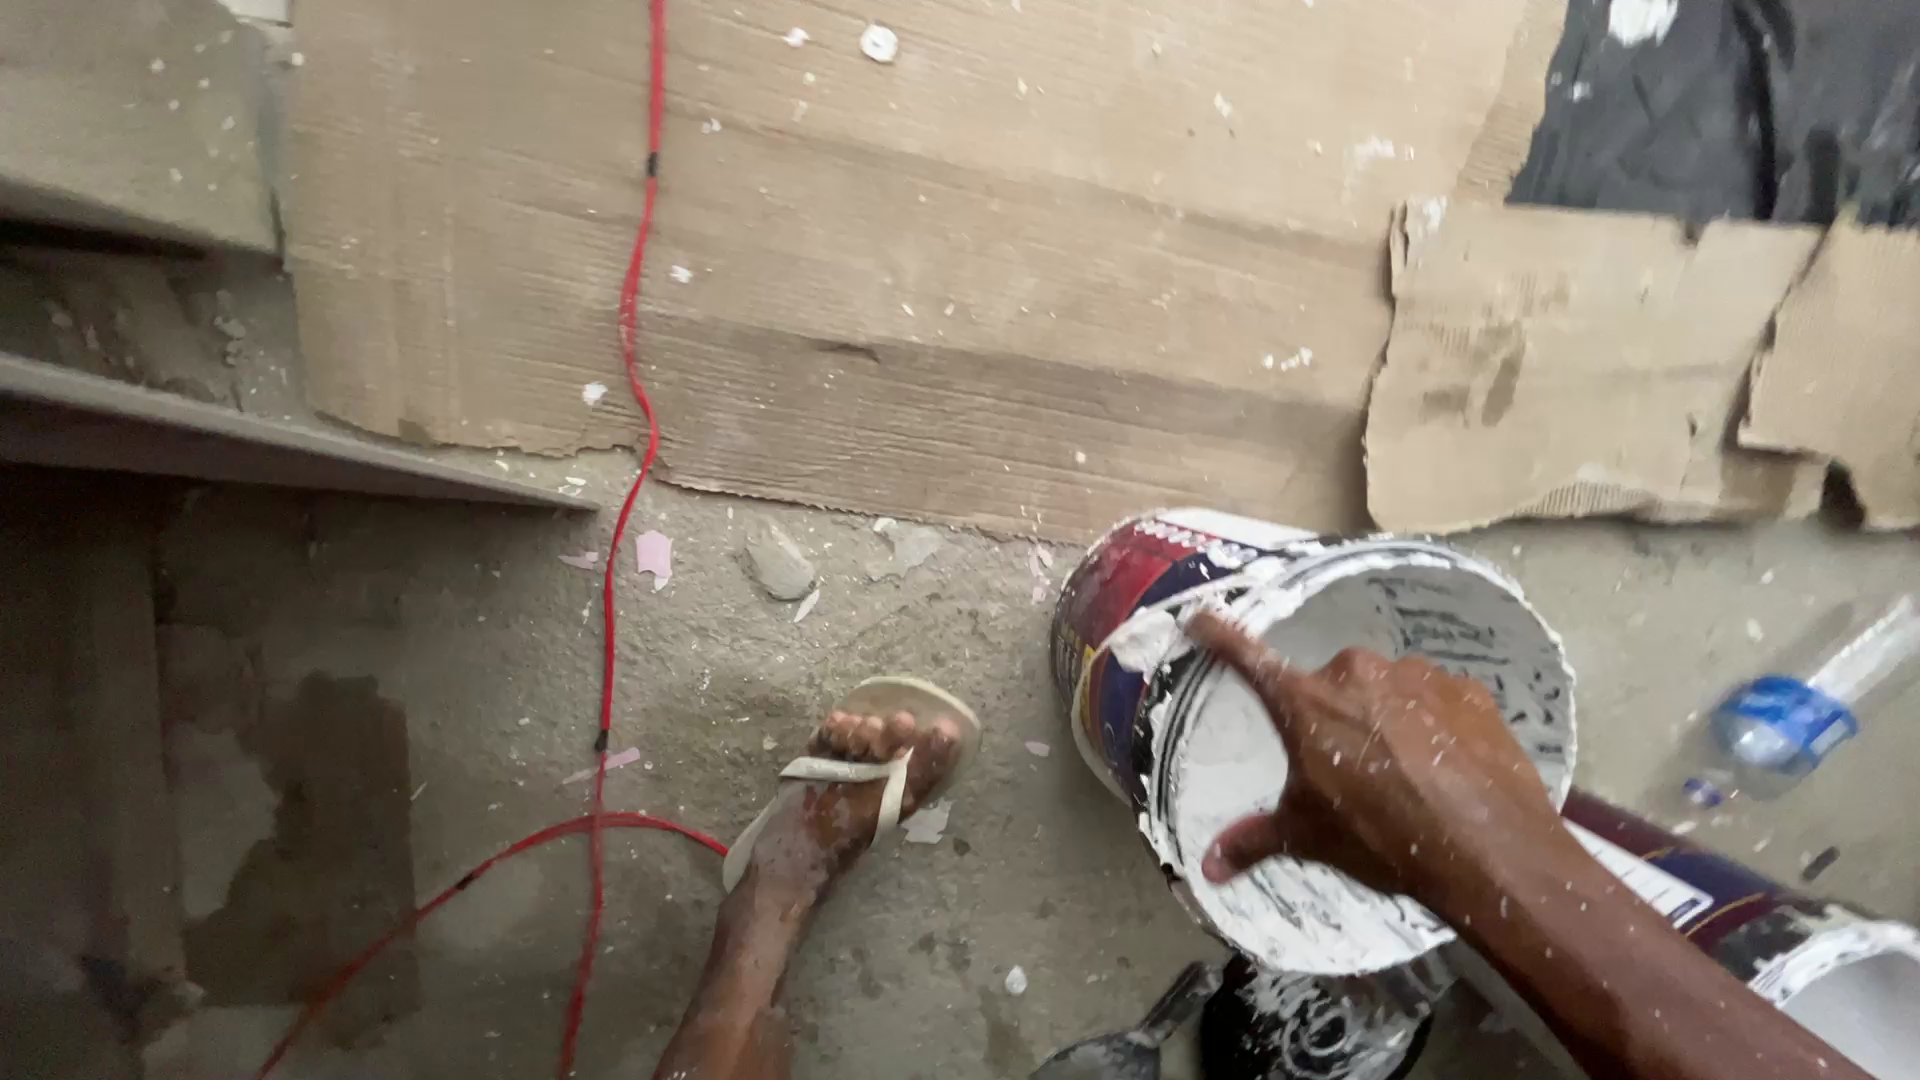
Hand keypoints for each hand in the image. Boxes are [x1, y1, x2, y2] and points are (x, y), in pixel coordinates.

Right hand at [1185, 611, 1561, 897]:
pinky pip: (1432, 696)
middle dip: (1333, 715)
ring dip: (1384, 715)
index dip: (1219, 634)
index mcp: (1304, 702)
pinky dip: (1431, 720)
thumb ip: (1253, 841)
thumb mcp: (1308, 836)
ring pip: (1383, 688)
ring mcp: (1413, 675)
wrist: (1494, 853)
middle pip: (1327, 684)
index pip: (1246, 656)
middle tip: (1352, 763)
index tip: (1199, 616)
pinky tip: (1447, 761)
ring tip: (1407, 768)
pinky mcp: (1465, 688)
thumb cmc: (1382, 838)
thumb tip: (1207, 870)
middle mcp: (1354, 673)